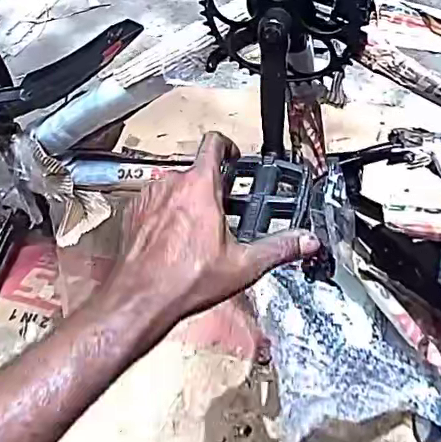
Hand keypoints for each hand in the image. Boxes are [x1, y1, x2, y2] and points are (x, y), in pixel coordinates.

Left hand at [98, 132, 318, 332]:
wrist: (141, 298)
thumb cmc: (185, 280)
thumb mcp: (243, 265)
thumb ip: (278, 247)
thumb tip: (305, 240)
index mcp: (200, 186)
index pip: (214, 143)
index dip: (228, 146)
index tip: (234, 157)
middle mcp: (172, 183)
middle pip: (197, 171)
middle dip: (210, 188)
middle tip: (221, 212)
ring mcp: (150, 194)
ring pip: (175, 187)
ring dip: (186, 201)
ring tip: (196, 231)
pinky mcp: (135, 210)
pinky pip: (155, 202)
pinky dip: (165, 214)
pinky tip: (172, 240)